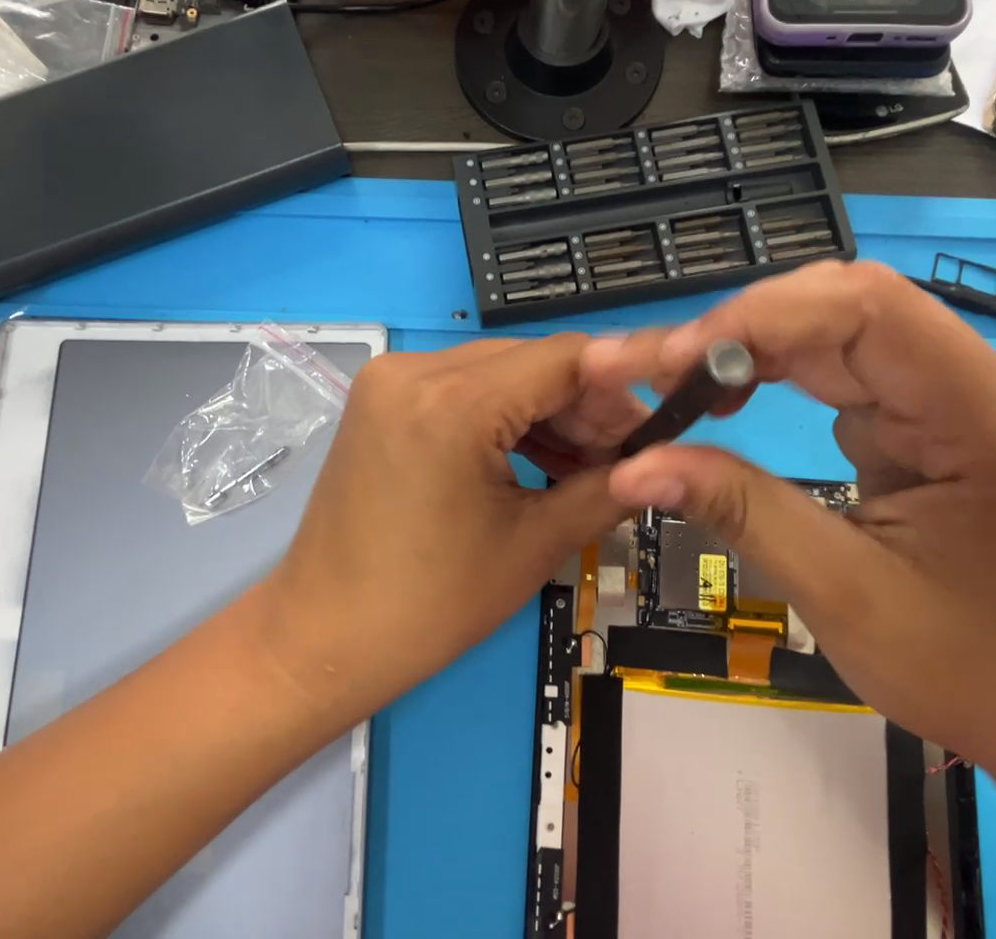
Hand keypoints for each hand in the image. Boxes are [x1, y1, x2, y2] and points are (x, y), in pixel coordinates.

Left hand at [265, 334, 639, 718]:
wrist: (325, 635)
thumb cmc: (430, 605)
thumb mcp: (533, 545)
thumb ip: (606, 487)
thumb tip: (663, 460)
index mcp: (452, 402)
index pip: (567, 358)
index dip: (627, 382)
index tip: (670, 416)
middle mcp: (414, 369)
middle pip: (532, 362)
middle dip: (589, 404)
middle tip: (631, 456)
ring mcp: (390, 381)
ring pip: (499, 374)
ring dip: (549, 412)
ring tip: (591, 464)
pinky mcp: (381, 400)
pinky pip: (462, 390)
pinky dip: (505, 417)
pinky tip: (540, 457)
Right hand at [581, 262, 995, 779]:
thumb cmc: (961, 669)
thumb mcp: (839, 593)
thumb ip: (739, 511)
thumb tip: (630, 468)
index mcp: (994, 422)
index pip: (871, 311)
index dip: (760, 317)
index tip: (669, 360)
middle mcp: (987, 384)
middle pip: (846, 310)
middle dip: (737, 331)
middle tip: (643, 370)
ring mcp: (961, 393)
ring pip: (835, 331)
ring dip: (745, 349)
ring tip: (668, 385)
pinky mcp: (931, 411)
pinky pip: (840, 367)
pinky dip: (770, 374)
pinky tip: (722, 398)